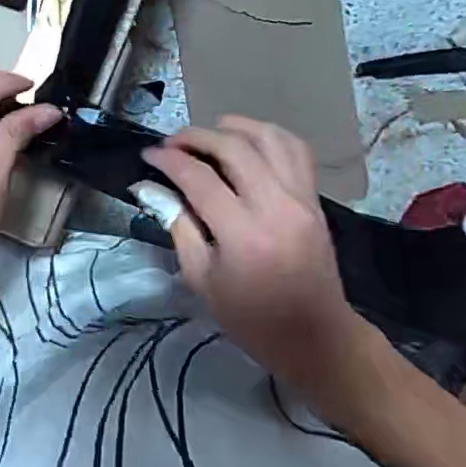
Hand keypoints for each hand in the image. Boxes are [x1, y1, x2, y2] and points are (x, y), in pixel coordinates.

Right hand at [142, 116, 365, 386]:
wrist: (317, 339)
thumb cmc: (252, 318)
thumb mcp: (201, 279)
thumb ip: (178, 226)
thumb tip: (154, 187)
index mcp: (244, 234)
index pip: (198, 177)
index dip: (167, 159)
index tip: (148, 155)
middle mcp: (276, 207)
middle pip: (232, 147)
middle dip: (194, 136)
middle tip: (172, 144)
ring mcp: (301, 199)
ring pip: (269, 139)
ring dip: (234, 127)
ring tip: (210, 133)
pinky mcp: (314, 199)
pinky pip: (296, 151)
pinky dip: (269, 136)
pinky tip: (247, 142)